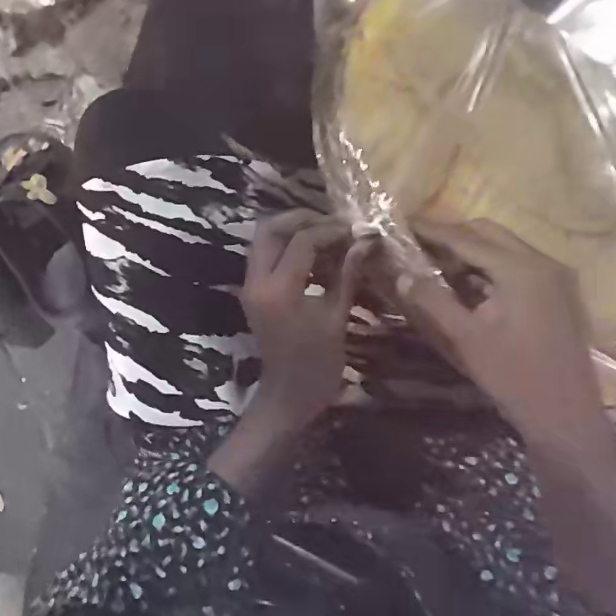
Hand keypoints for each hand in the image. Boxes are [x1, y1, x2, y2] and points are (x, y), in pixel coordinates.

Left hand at [239, 210, 370, 430]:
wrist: (288, 395)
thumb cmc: (318, 364)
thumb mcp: (336, 317)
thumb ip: (347, 274)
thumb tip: (366, 240)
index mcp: (278, 290)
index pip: (302, 241)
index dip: (330, 229)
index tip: (355, 229)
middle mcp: (256, 282)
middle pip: (271, 230)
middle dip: (303, 220)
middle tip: (335, 224)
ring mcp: (249, 286)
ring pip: (263, 240)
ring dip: (292, 231)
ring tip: (328, 236)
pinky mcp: (252, 291)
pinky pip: (264, 257)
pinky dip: (286, 248)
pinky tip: (316, 256)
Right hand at [395, 219, 603, 438]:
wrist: (563, 411)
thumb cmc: (511, 373)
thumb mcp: (464, 336)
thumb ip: (432, 300)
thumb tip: (403, 275)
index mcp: (520, 270)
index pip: (467, 238)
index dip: (434, 230)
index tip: (405, 222)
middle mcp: (543, 262)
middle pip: (490, 233)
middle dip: (454, 234)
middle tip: (420, 243)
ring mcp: (557, 276)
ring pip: (507, 246)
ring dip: (473, 248)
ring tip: (440, 263)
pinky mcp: (560, 291)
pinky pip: (520, 263)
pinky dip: (492, 263)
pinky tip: (471, 282)